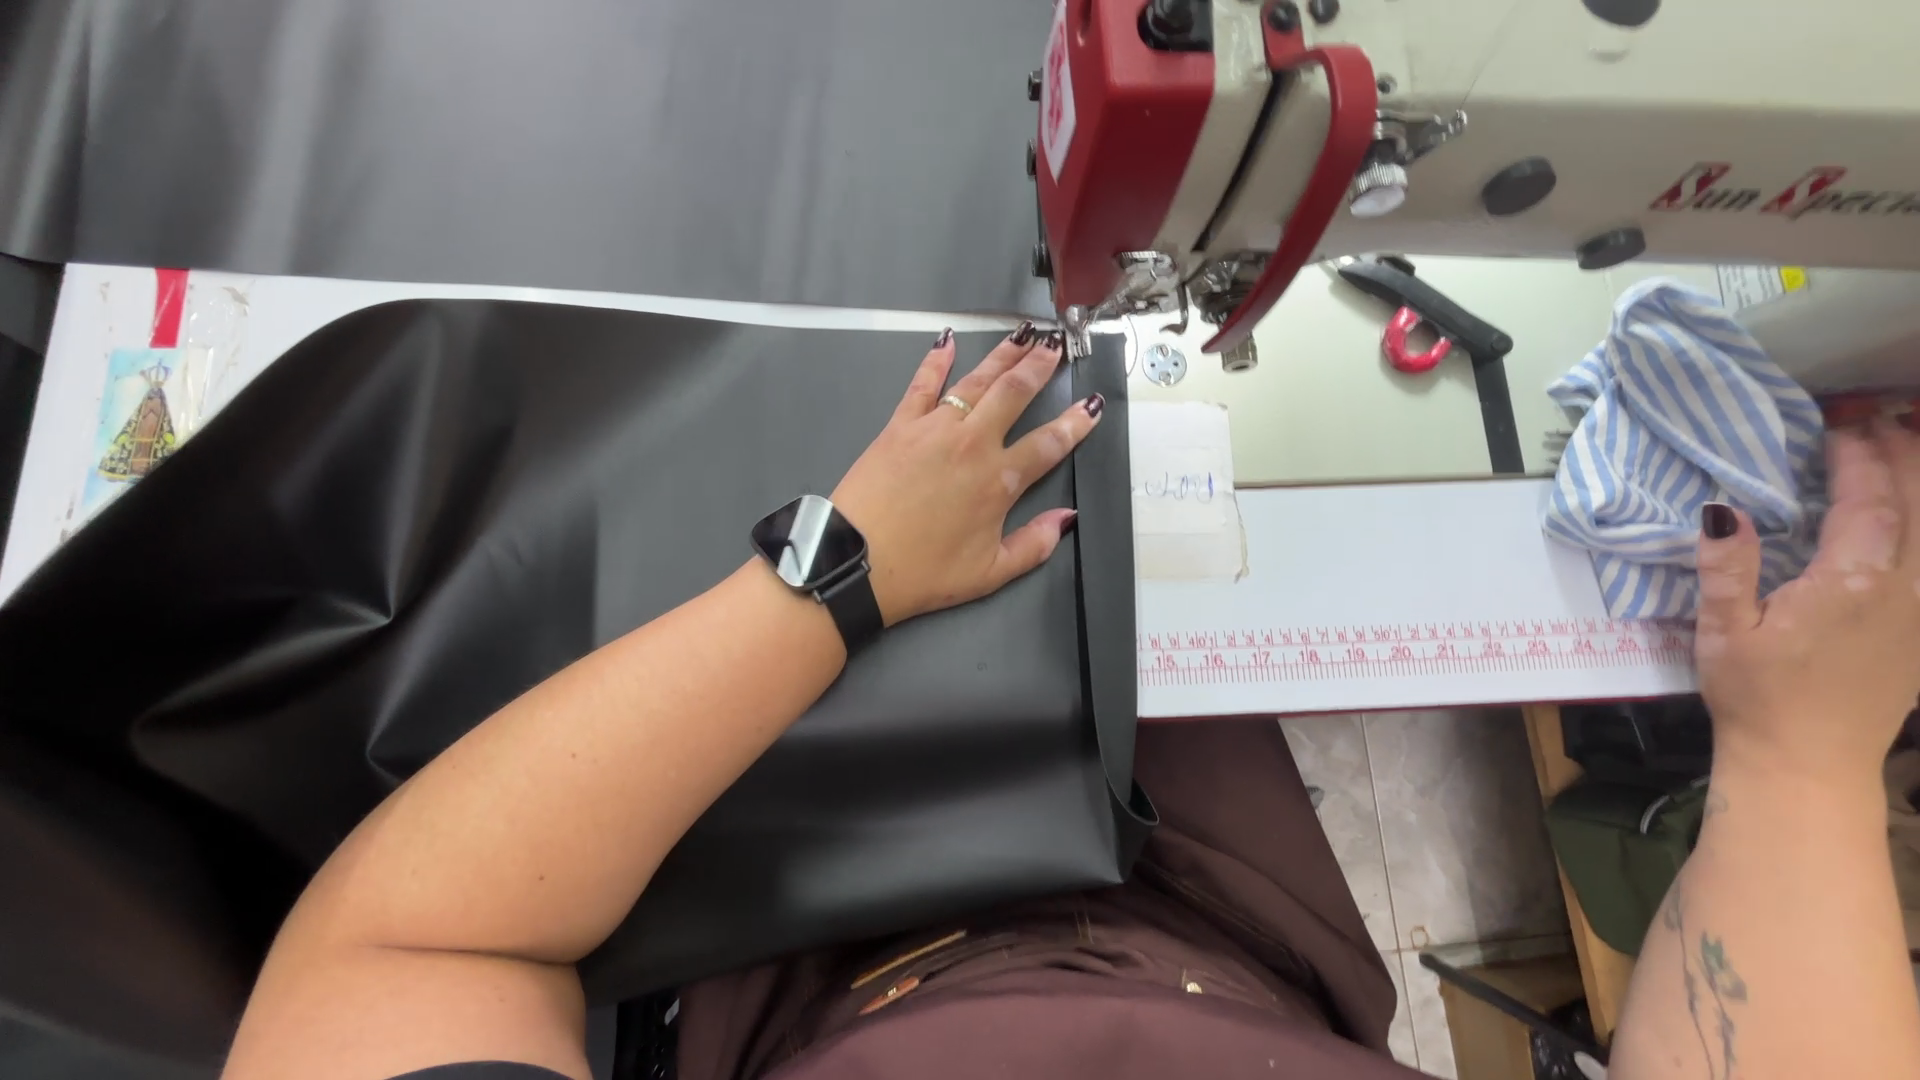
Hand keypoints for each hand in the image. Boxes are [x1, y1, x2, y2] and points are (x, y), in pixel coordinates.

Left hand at [830, 323, 1103, 625]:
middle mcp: (973, 444)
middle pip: (1014, 394)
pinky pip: (922, 384)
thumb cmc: (924, 573)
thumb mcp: (990, 574)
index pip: (1049, 443)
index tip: (1092, 405)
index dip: (1076, 423)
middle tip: (1056, 346)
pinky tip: (947, 341)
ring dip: (1002, 356)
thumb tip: (1066, 518)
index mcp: (999, 481)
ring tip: (1023, 335)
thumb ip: (1034, 545)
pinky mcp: (900, 425)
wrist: (858, 562)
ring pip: (976, 381)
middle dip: (1039, 367)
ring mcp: (935, 429)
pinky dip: (936, 360)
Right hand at [1695, 421, 1919, 782]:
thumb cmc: (1754, 691)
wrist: (1806, 755)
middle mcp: (1904, 589)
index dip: (1858, 459)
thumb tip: (1722, 509)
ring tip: (1911, 447)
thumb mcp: (1723, 631)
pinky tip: (1915, 516)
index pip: (1868, 504)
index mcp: (1851, 583)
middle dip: (1905, 456)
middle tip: (1885, 414)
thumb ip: (1727, 569)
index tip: (1842, 424)